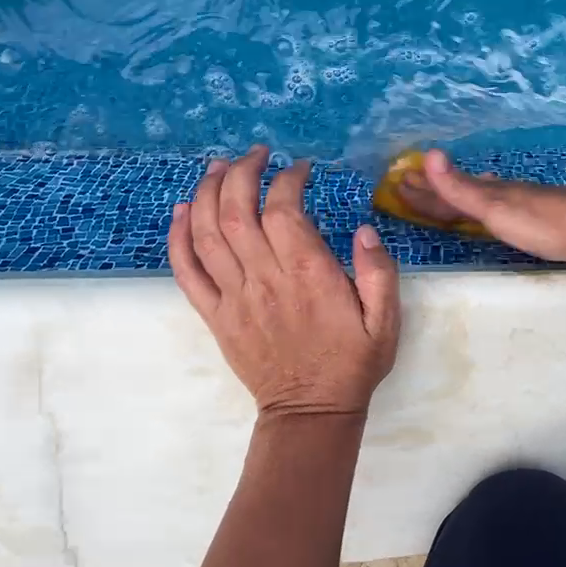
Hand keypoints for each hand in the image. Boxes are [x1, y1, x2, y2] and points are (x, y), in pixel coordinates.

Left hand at [169, 146, 399, 416]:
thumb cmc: (353, 362)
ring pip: (207, 234)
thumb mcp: (387, 319)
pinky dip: (179, 237)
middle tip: (256, 154)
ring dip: (208, 193)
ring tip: (219, 167)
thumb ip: (379, 272)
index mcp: (308, 275)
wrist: (311, 412)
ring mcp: (234, 297)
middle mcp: (264, 279)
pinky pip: (187, 271)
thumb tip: (363, 230)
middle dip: (241, 173)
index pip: (284, 211)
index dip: (288, 180)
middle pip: (237, 213)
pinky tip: (184, 210)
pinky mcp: (215, 315)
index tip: (301, 168)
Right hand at [393, 149, 565, 263]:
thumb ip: (461, 187)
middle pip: (465, 189)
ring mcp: (527, 202)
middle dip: (438, 187)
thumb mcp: (495, 206)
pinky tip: (505, 200)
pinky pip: (505, 203)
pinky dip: (492, 199)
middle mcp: (506, 193)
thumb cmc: (541, 221)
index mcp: (491, 192)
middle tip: (413, 182)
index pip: (448, 191)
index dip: (424, 190)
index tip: (398, 184)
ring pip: (486, 194)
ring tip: (451, 185)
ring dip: (463, 191)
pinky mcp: (544, 216)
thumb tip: (429, 154)